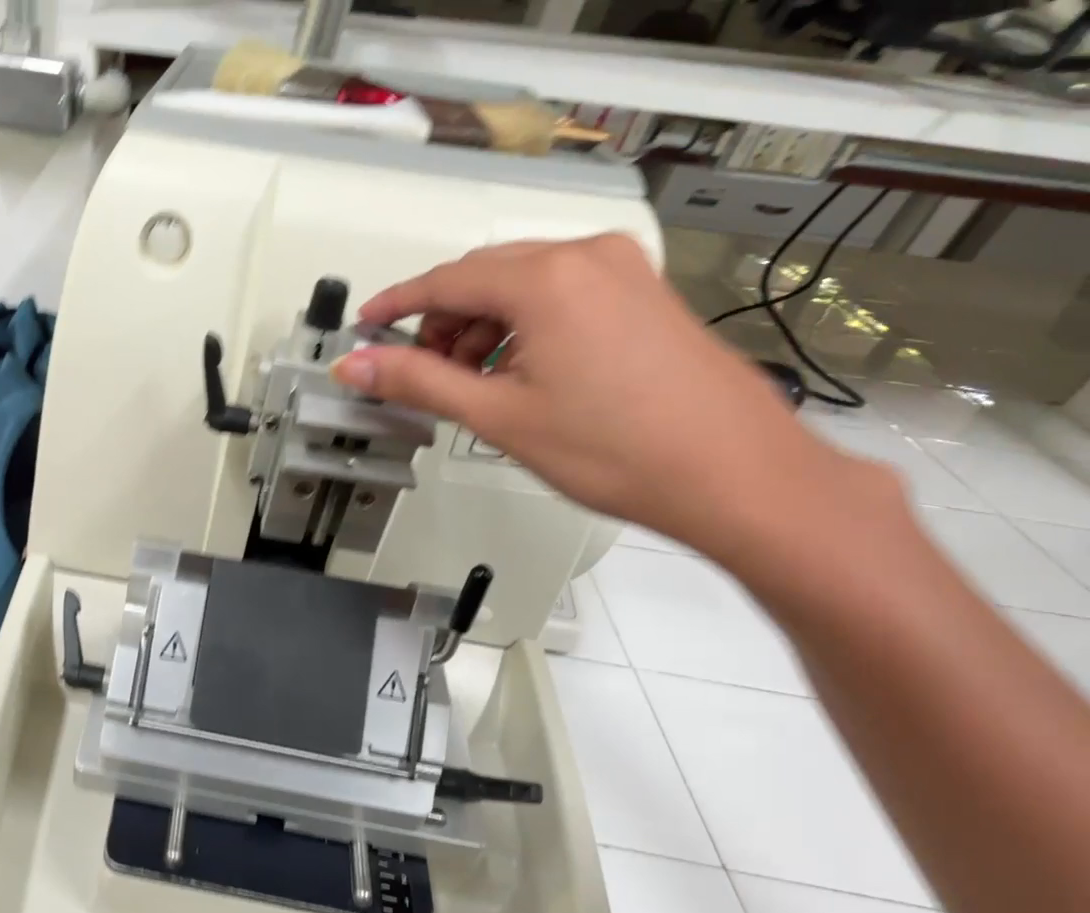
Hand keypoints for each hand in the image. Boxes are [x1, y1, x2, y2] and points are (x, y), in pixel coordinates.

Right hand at [332, 234, 844, 552]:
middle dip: (441, 322)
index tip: (366, 327)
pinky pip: (561, 294)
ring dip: (482, 326)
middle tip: (414, 371)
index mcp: (549, 278)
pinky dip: (523, 326)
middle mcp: (589, 258)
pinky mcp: (644, 294)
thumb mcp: (498, 416)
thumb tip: (357, 366)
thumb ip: (417, 382)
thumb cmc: (624, 449)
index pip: (445, 281)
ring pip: (522, 285)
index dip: (396, 306)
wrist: (734, 475)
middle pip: (483, 277)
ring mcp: (624, 272)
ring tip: (469, 384)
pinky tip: (516, 373)